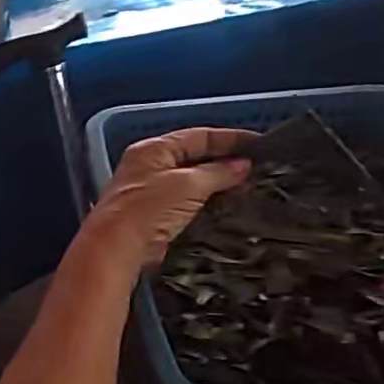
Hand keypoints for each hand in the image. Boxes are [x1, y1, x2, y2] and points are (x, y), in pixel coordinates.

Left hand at [82, 128, 255, 267]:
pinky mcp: (156, 213)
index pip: (198, 135)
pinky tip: (231, 205)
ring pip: (194, 180)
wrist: (118, 247)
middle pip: (196, 157)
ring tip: (253, 187)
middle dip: (228, 162)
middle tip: (263, 169)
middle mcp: (149, 166)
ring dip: (221, 183)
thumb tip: (243, 165)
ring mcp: (151, 190)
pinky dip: (210, 200)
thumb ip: (219, 171)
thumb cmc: (147, 209)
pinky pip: (189, 200)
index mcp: (152, 150)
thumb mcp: (188, 184)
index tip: (264, 145)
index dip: (232, 139)